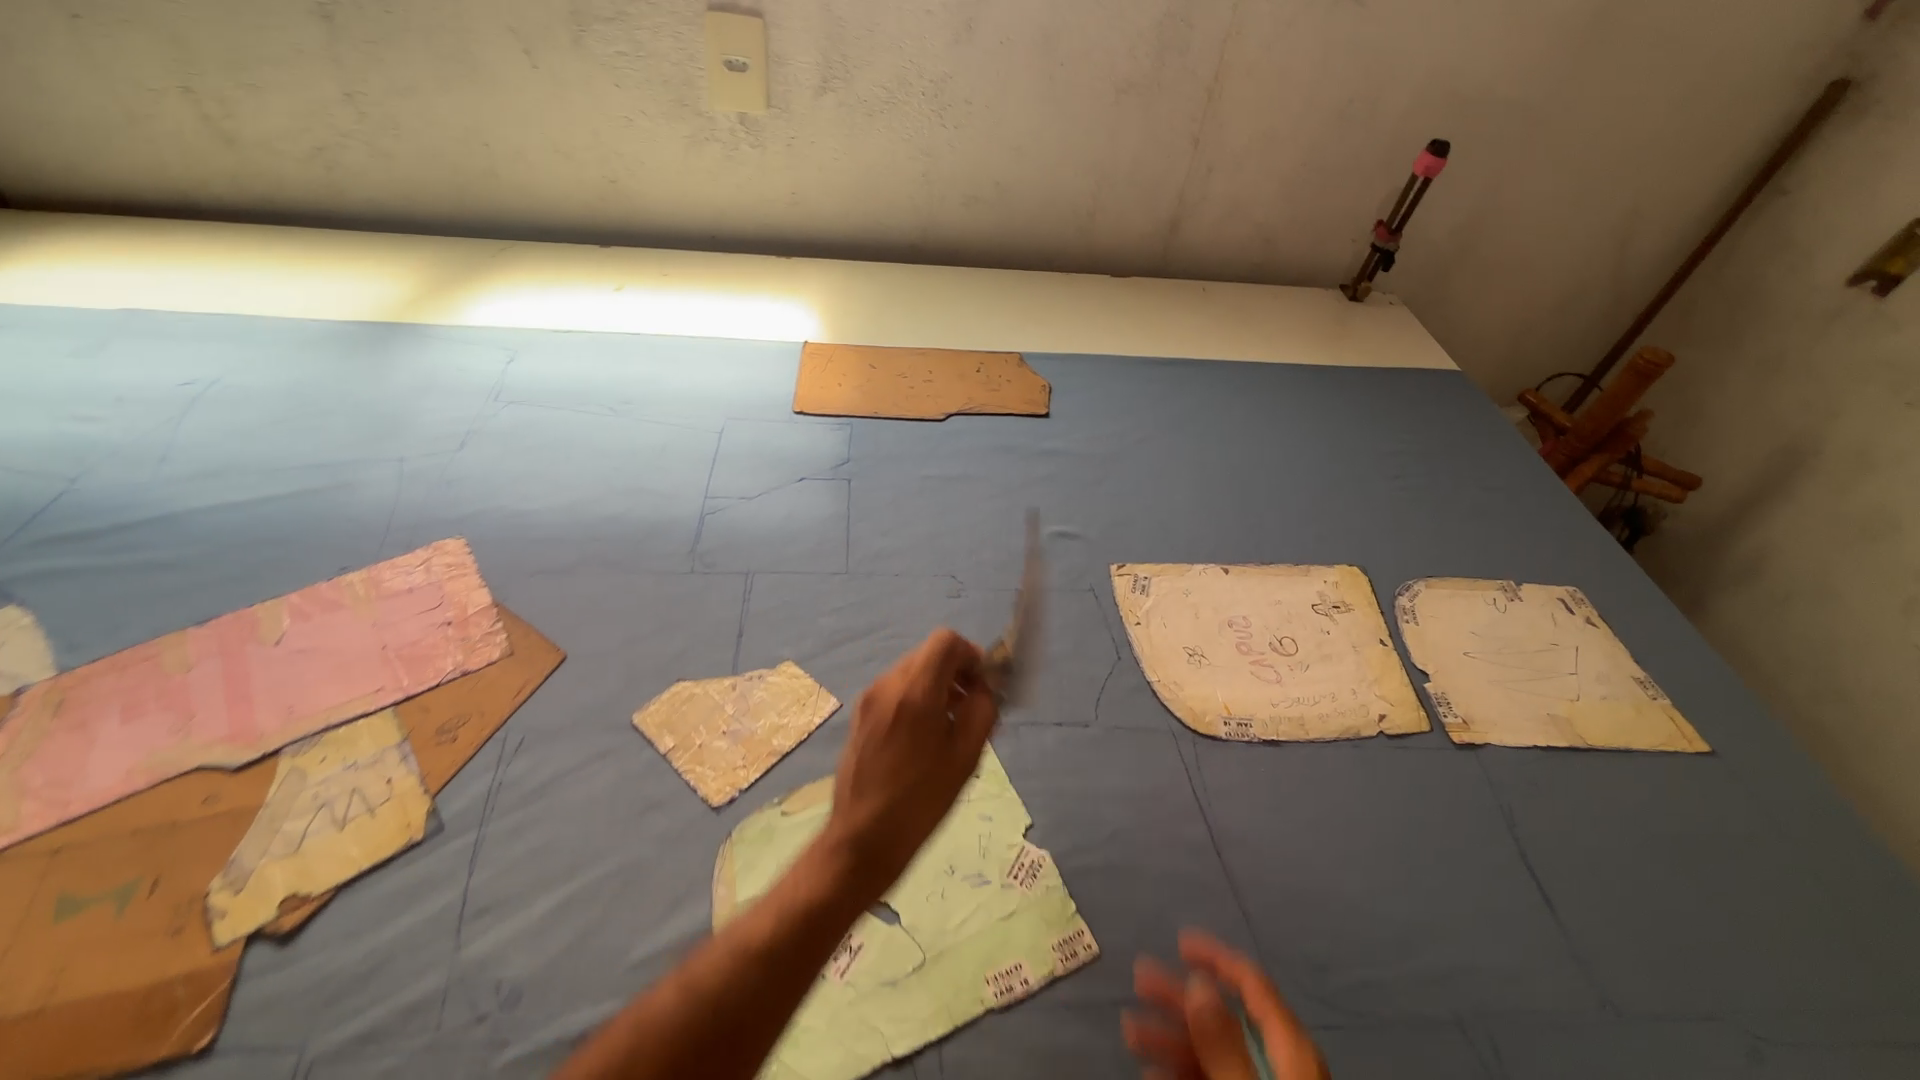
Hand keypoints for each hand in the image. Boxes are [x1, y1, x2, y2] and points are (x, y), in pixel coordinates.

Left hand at [823, 628, 998, 902]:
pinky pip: (895, 691)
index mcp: (915, 692)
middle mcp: (887, 686)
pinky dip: (916, 699)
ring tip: (951, 726)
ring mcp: (868, 699)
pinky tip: (924, 737)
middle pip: (928, 655)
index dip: (970, 655)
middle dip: (955, 672)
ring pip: (911, 673)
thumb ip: (982, 710)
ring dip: (936, 686)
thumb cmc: (921, 800)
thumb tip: (984, 688)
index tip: (983, 685)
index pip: (945, 641)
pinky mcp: (859, 716)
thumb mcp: (966, 756)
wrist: (863, 837)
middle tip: (972, 708)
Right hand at [1124, 929, 1327, 1079]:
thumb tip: (1199, 985)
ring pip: (1211, 1054)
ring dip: (1169, 1038)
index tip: (1178, 942)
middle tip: (1138, 978)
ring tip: (1130, 1030)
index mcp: (1291, 1051)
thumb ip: (1224, 1045)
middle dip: (1180, 997)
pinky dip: (1180, 1077)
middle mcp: (1279, 1066)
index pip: (1253, 987)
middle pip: (1225, 1017)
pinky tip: (1151, 1076)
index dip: (1217, 959)